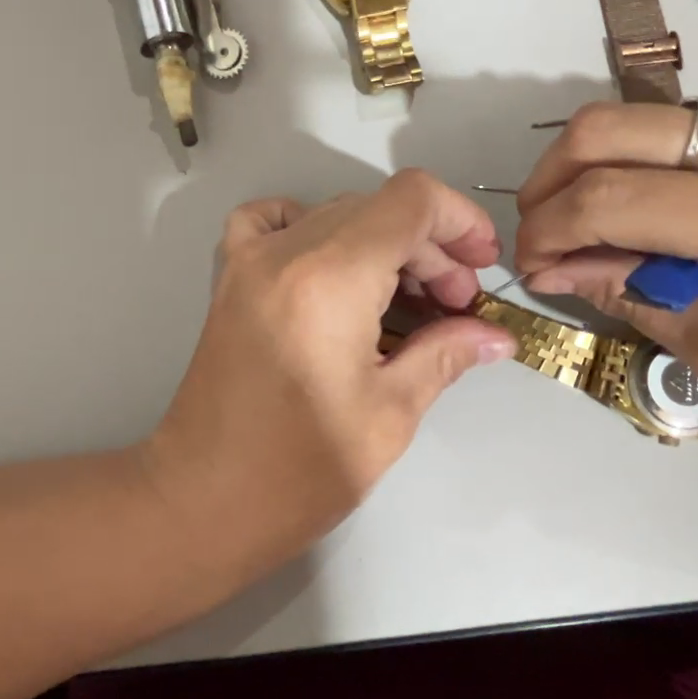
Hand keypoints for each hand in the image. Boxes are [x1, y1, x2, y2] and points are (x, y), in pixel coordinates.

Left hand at [147, 170, 516, 572]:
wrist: (204, 498)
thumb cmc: (300, 469)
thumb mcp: (390, 414)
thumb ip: (444, 355)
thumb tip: (494, 336)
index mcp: (331, 277)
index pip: (411, 201)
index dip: (460, 221)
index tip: (482, 267)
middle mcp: (285, 252)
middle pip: (376, 209)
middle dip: (429, 249)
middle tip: (453, 310)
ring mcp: (248, 261)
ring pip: (333, 215)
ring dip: (381, 244)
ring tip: (406, 302)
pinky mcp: (228, 281)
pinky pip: (271, 223)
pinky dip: (311, 229)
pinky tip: (333, 269)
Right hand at [513, 97, 697, 457]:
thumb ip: (628, 293)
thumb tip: (548, 265)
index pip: (615, 197)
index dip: (549, 229)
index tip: (527, 267)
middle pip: (612, 129)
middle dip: (550, 184)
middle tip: (539, 238)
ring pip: (637, 119)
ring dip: (587, 173)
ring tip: (582, 230)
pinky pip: (679, 128)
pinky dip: (635, 168)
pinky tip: (641, 214)